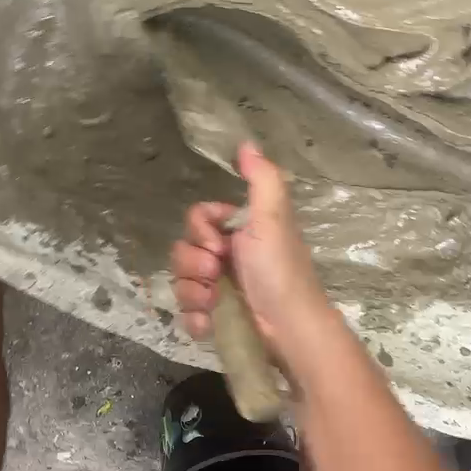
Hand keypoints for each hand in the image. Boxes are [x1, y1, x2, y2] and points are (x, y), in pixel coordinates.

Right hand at [171, 142, 334, 361]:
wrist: (290, 327)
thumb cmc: (281, 270)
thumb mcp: (273, 218)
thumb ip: (261, 179)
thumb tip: (247, 144)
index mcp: (238, 232)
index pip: (196, 219)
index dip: (199, 231)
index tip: (218, 242)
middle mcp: (225, 259)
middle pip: (182, 251)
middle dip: (193, 265)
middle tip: (215, 274)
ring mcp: (217, 291)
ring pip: (180, 283)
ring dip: (193, 293)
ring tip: (215, 303)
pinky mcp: (214, 320)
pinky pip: (186, 314)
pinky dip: (195, 319)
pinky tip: (210, 323)